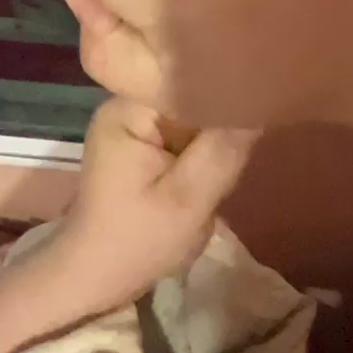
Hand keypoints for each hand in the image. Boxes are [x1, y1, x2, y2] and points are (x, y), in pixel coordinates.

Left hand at [25, 98, 256, 324]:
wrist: (93, 275)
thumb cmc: (136, 240)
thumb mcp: (188, 199)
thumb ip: (222, 149)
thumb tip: (258, 101)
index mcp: (127, 109)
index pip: (186, 78)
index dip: (224, 89)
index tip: (259, 101)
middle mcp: (124, 107)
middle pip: (188, 94)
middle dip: (219, 116)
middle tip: (250, 136)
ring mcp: (129, 126)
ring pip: (188, 116)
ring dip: (212, 135)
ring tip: (238, 148)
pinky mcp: (136, 146)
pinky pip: (179, 133)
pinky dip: (199, 147)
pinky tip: (214, 163)